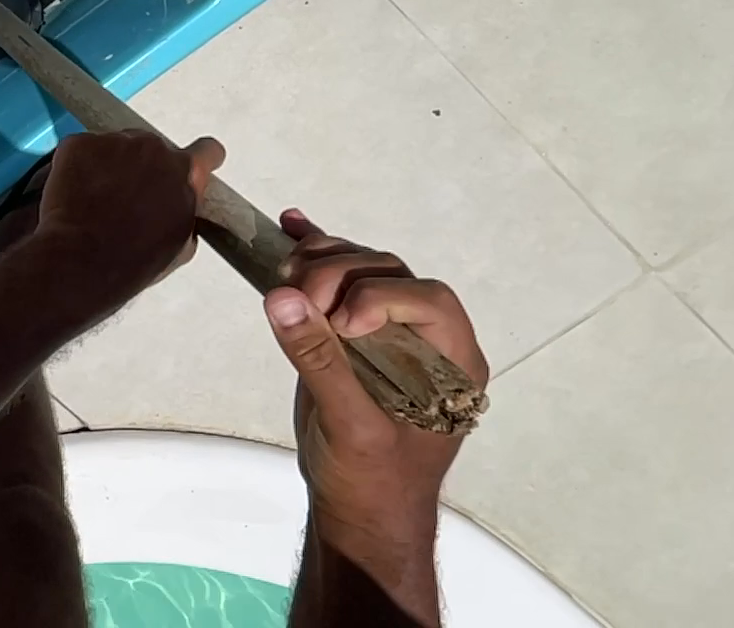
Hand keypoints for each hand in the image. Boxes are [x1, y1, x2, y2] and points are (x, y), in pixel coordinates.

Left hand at [34, 130, 224, 302]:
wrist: (83, 257)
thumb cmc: (130, 258)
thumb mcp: (180, 243)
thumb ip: (185, 211)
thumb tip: (179, 207)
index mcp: (186, 172)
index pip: (206, 152)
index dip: (198, 159)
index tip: (191, 164)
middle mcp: (153, 148)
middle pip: (150, 148)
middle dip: (139, 167)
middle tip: (122, 197)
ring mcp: (113, 142)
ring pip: (112, 147)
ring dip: (106, 166)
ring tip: (95, 200)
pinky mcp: (78, 143)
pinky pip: (79, 149)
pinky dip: (76, 165)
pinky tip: (75, 192)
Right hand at [262, 211, 488, 545]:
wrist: (358, 507)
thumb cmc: (372, 477)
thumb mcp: (349, 424)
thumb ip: (320, 360)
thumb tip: (282, 297)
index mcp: (450, 362)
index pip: (427, 297)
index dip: (379, 297)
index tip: (338, 328)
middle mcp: (422, 338)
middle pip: (387, 273)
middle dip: (337, 275)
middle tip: (296, 300)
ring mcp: (382, 332)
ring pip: (359, 268)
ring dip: (319, 260)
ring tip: (284, 272)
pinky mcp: (345, 331)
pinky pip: (333, 280)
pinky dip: (311, 251)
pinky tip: (290, 227)